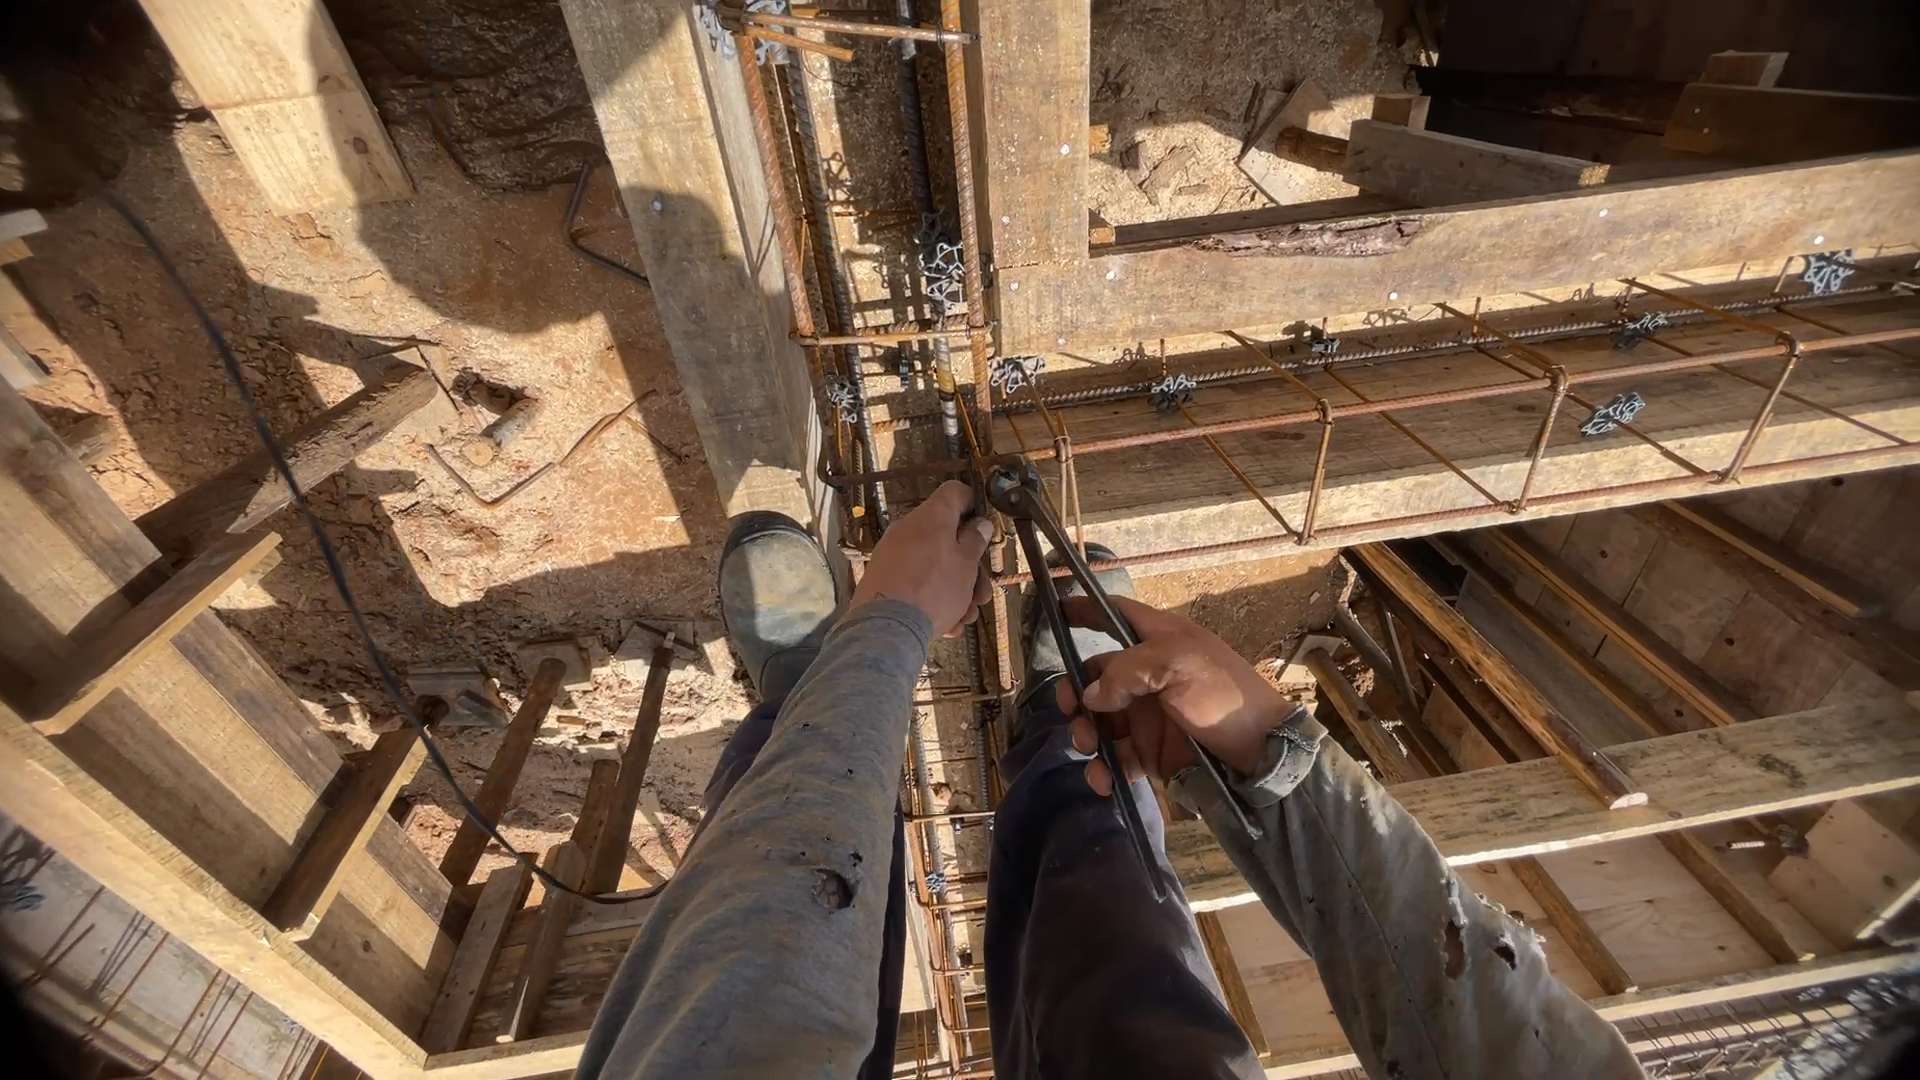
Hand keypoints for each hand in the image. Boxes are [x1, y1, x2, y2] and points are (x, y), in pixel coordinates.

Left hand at [851, 480, 993, 637]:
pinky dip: (934, 600)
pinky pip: (916, 583)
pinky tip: (947, 626)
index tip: (984, 529)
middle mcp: (909, 529)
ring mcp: (893, 555)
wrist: (886, 627)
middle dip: (970, 569)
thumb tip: (979, 522)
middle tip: (982, 595)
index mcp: (931, 516)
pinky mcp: (883, 579)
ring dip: (956, 591)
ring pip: (934, 566)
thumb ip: (975, 540)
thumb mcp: (966, 564)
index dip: (973, 505)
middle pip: (947, 538)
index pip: (954, 492)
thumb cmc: (934, 589)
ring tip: (967, 618)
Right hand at [1054, 595, 1289, 795]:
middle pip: (1095, 676)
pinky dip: (1103, 769)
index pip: (1115, 615)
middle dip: (1075, 692)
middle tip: (1070, 709)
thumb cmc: (1224, 695)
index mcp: (1158, 641)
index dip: (1085, 609)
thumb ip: (1126, 671)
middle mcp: (1148, 676)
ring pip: (1099, 720)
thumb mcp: (1177, 665)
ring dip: (1085, 732)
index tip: (1055, 610)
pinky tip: (1102, 778)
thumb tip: (1090, 697)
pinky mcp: (1152, 753)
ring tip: (1089, 746)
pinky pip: (1116, 759)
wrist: (1264, 756)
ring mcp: (1148, 716)